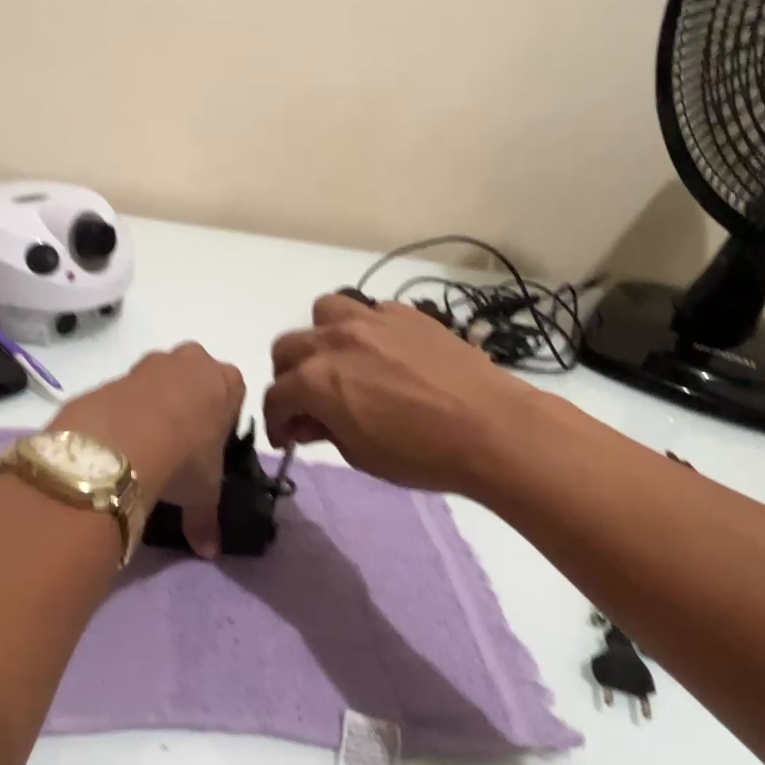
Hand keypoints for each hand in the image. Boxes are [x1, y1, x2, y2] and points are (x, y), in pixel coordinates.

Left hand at [51, 344, 245, 557]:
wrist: (122, 439)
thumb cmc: (184, 457)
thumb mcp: (203, 493)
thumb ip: (206, 520)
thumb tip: (209, 552)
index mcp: (228, 381)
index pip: (234, 395)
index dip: (222, 422)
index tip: (209, 448)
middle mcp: (192, 361)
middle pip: (196, 381)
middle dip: (189, 407)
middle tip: (180, 445)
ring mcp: (150, 363)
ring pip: (159, 382)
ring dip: (155, 407)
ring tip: (146, 447)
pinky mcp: (113, 373)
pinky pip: (125, 393)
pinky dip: (124, 412)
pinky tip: (119, 443)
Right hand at [264, 293, 540, 495]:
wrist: (489, 427)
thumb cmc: (420, 454)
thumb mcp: (360, 454)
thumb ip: (325, 430)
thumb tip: (309, 421)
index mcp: (317, 380)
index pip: (276, 397)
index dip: (275, 422)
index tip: (287, 438)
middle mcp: (336, 340)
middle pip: (288, 348)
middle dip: (289, 378)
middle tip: (307, 404)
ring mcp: (372, 320)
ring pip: (324, 311)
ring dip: (320, 338)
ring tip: (338, 363)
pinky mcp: (406, 314)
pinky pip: (369, 311)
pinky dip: (363, 330)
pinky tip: (381, 355)